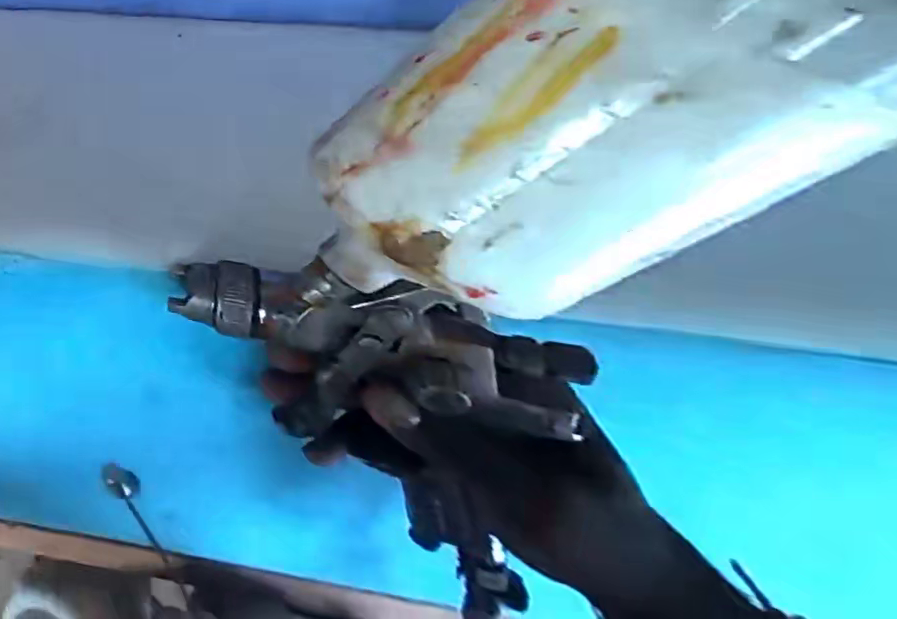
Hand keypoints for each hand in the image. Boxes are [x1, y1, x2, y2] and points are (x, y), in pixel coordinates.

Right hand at [260, 348, 744, 614]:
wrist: (619, 575)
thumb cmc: (595, 522)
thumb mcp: (532, 488)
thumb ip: (453, 442)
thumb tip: (374, 392)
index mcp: (501, 366)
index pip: (424, 328)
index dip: (363, 321)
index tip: (312, 323)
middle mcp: (466, 377)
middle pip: (386, 358)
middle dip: (330, 360)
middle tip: (277, 363)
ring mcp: (448, 411)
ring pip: (377, 393)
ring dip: (328, 397)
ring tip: (277, 399)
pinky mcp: (435, 443)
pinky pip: (384, 435)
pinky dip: (350, 440)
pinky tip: (317, 449)